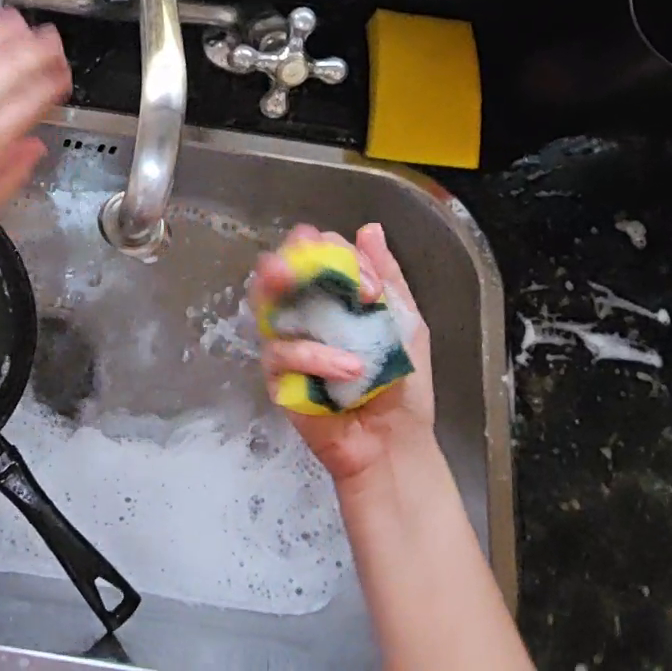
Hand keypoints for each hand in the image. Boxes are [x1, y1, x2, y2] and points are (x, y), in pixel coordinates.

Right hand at [255, 222, 436, 483]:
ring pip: (265, 302)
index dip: (333, 254)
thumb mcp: (406, 324)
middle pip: (280, 269)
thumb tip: (368, 229)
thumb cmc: (402, 385)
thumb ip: (388, 278)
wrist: (394, 443)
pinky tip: (348, 368)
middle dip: (290, 258)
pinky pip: (282, 352)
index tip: (366, 281)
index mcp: (333, 296)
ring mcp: (285, 340)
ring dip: (280, 289)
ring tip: (293, 283)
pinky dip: (315, 356)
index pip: (318, 255)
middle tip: (304, 263)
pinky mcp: (276, 373)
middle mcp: (303, 312)